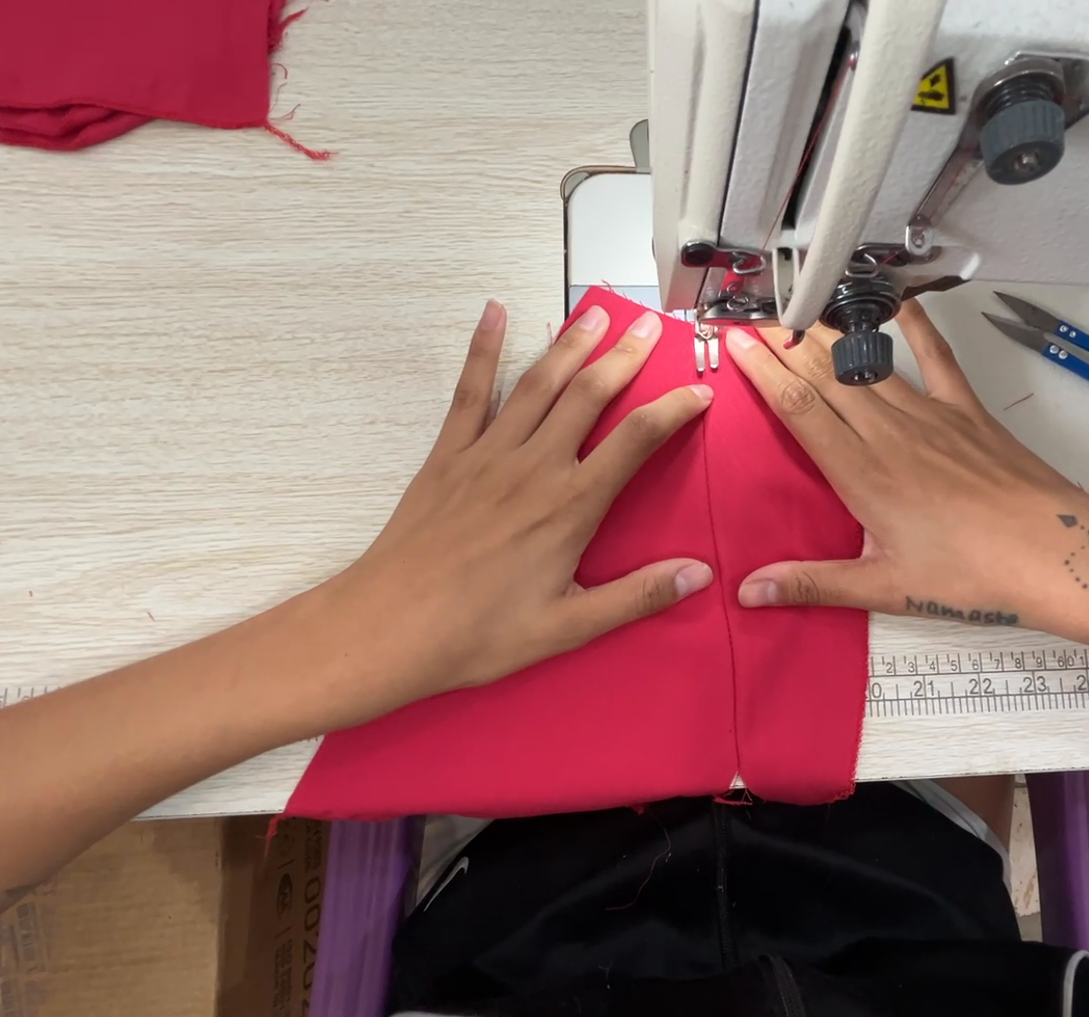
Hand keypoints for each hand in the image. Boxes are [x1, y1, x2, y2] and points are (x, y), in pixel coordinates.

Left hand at [314, 300, 714, 718]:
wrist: (389, 627)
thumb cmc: (481, 633)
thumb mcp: (569, 626)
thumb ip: (637, 596)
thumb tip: (699, 574)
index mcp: (571, 506)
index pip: (636, 440)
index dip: (674, 411)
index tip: (699, 393)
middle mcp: (534, 466)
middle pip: (588, 394)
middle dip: (624, 355)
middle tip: (650, 325)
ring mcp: (487, 454)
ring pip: (538, 384)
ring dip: (570, 344)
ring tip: (595, 312)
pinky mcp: (448, 455)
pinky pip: (470, 391)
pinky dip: (482, 348)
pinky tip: (495, 313)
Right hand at [723, 300, 1088, 647]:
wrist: (1053, 554)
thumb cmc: (970, 574)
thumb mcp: (883, 587)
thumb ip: (812, 583)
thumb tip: (749, 591)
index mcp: (862, 473)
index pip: (800, 408)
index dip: (763, 373)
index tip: (736, 344)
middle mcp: (889, 433)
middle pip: (825, 375)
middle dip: (782, 342)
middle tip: (752, 317)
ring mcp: (929, 416)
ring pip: (866, 363)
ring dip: (827, 334)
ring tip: (797, 309)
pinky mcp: (965, 411)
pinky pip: (936, 357)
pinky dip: (916, 326)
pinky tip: (897, 302)